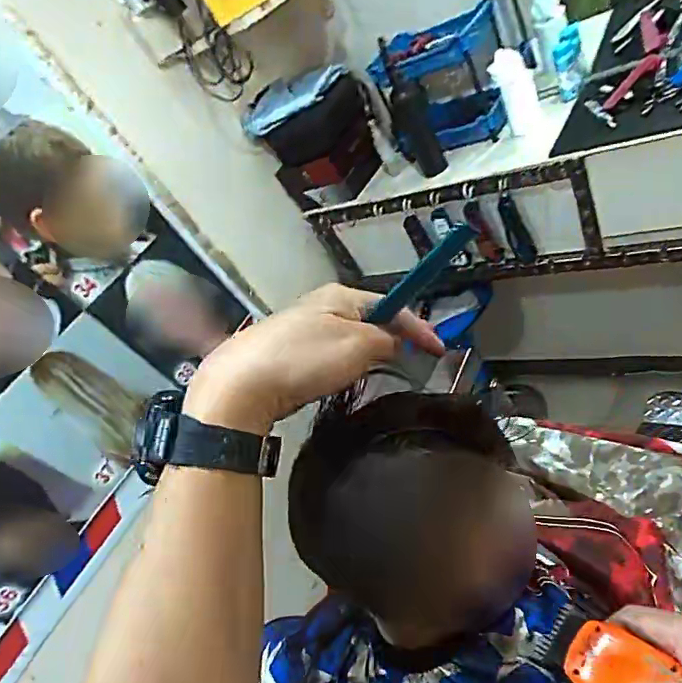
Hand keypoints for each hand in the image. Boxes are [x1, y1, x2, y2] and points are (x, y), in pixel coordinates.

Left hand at [184, 284, 443, 432]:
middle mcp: (320, 305)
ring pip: (351, 337)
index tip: (440, 350)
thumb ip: (387, 340)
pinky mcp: (287, 352)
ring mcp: (301, 328)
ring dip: (372, 352)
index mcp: (340, 296)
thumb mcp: (360, 346)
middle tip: (416, 359)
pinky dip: (348, 364)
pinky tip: (347, 378)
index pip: (392, 305)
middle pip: (371, 319)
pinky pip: (331, 354)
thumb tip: (393, 343)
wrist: (241, 386)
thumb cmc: (305, 360)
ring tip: (387, 372)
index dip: (419, 327)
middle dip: (396, 337)